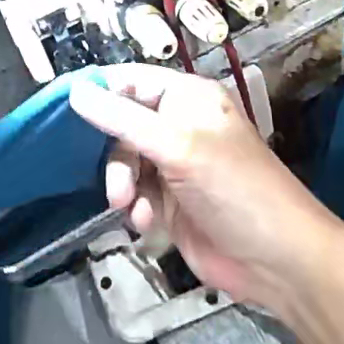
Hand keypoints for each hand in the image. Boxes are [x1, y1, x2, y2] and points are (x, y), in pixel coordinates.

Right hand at [69, 64, 342, 314]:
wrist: (278, 262)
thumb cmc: (234, 188)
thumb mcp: (178, 147)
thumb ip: (122, 119)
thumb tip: (76, 91)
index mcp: (186, 98)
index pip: (131, 81)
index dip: (100, 93)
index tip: (66, 110)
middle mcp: (178, 124)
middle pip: (122, 124)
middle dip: (116, 156)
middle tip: (118, 186)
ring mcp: (174, 163)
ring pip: (125, 161)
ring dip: (123, 185)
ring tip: (133, 210)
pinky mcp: (170, 199)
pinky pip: (135, 192)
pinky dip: (135, 207)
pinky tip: (146, 224)